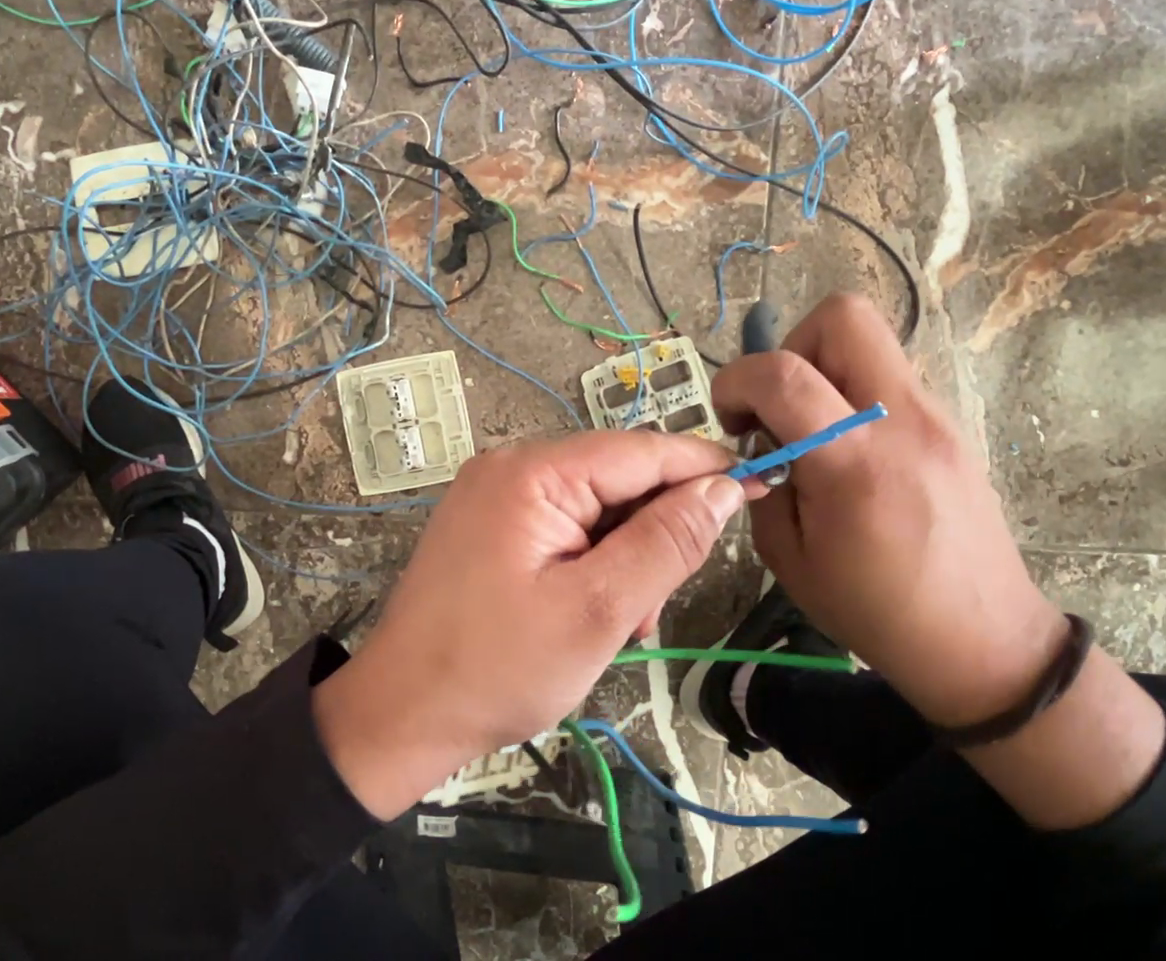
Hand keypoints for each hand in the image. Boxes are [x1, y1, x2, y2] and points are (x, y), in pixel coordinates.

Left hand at [312, 431, 744, 818]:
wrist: (402, 714)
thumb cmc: (498, 669)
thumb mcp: (598, 609)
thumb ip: (665, 542)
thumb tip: (722, 487)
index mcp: (531, 473)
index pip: (641, 451)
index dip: (704, 470)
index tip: (762, 489)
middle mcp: (509, 468)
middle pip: (617, 480)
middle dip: (653, 535)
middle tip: (656, 605)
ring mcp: (493, 497)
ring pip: (594, 510)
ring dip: (624, 560)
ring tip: (624, 625)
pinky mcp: (488, 528)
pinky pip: (562, 530)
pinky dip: (590, 566)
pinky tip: (593, 615)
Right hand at [711, 294, 1068, 727]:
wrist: (981, 639)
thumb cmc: (873, 610)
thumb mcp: (788, 557)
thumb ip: (765, 485)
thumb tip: (763, 447)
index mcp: (853, 463)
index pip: (781, 373)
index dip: (734, 381)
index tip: (730, 419)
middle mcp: (902, 421)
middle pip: (843, 317)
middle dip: (791, 347)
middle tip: (780, 405)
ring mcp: (937, 417)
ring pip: (869, 342)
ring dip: (823, 371)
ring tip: (813, 433)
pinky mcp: (950, 426)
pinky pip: (888, 378)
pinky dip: (853, 396)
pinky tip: (848, 453)